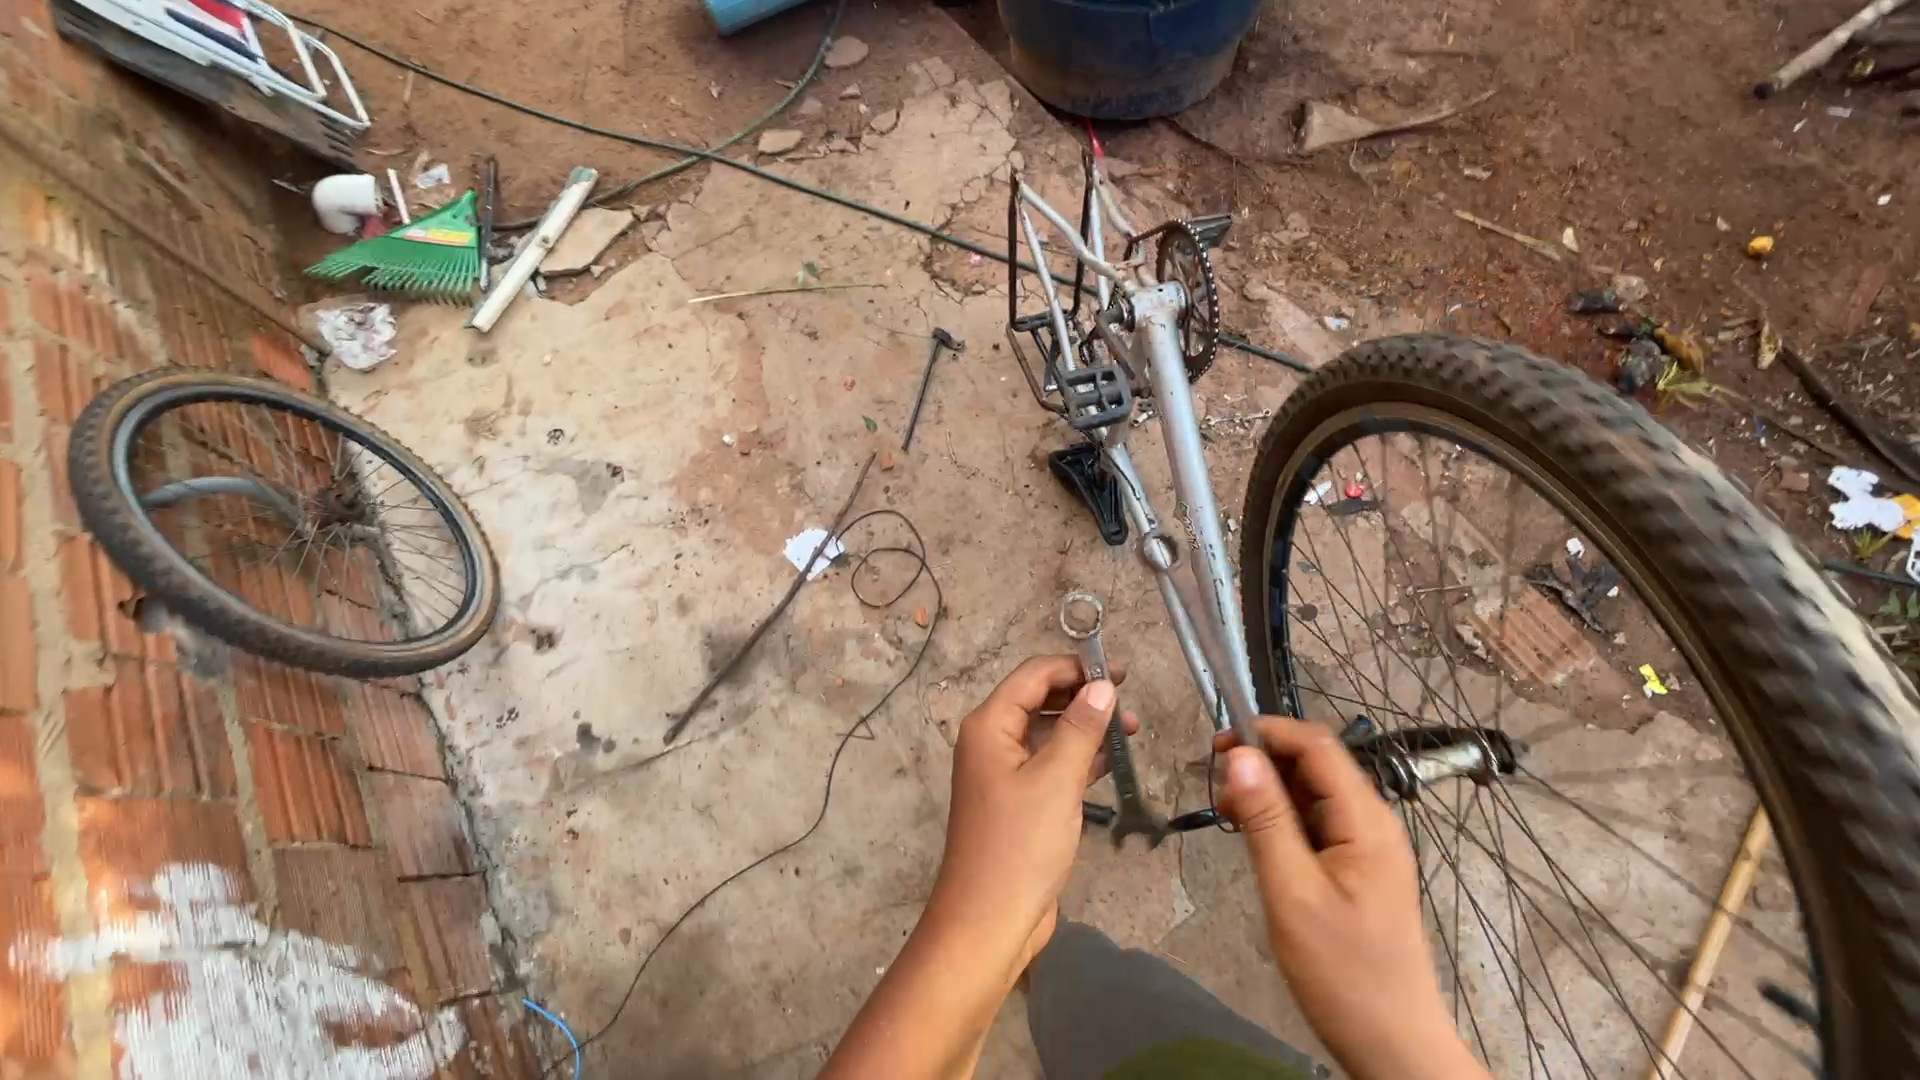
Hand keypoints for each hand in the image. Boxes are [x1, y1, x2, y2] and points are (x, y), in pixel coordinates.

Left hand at [931, 655, 1137, 974]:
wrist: (989, 919)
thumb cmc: (1019, 844)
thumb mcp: (1056, 780)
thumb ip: (1080, 728)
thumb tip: (1103, 686)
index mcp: (989, 725)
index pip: (1033, 675)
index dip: (1074, 667)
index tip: (1120, 672)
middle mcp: (992, 741)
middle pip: (1040, 700)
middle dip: (1083, 696)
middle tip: (1130, 702)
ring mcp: (1005, 772)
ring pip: (1048, 732)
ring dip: (1085, 727)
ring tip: (1130, 729)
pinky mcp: (1020, 800)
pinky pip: (1050, 763)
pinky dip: (1079, 757)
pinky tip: (1111, 759)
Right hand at [1213, 718, 1489, 1079]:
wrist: (1394, 1045)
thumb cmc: (1342, 972)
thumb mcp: (1292, 893)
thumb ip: (1265, 819)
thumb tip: (1239, 755)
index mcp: (1366, 820)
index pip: (1317, 745)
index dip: (1267, 732)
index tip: (1216, 745)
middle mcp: (1372, 821)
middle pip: (1315, 763)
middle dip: (1262, 761)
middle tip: (1216, 788)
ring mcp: (1367, 844)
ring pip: (1312, 790)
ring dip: (1268, 789)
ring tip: (1228, 813)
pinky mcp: (1357, 865)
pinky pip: (1315, 820)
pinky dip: (1280, 816)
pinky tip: (1254, 837)